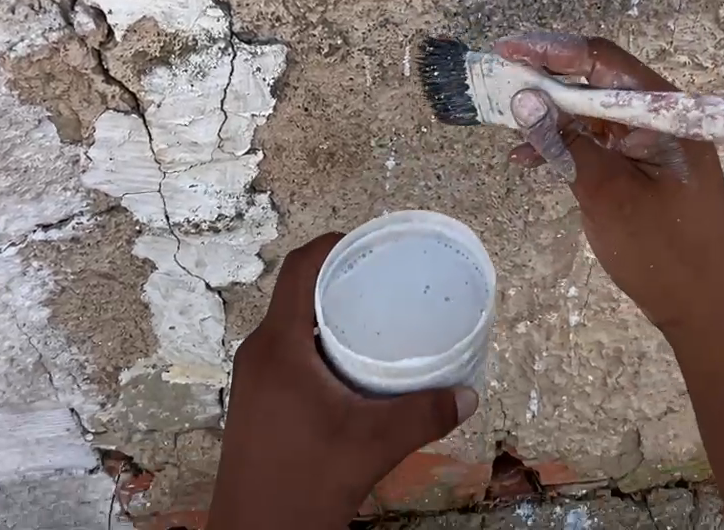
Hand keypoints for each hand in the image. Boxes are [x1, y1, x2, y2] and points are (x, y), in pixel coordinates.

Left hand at [208, 234, 479, 528]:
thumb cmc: (306, 482)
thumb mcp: (371, 444)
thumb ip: (423, 415)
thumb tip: (470, 394)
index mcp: (277, 345)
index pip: (298, 268)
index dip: (331, 244)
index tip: (369, 242)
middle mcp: (259, 351)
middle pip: (295, 291)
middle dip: (337, 276)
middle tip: (382, 277)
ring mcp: (253, 376)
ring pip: (290, 321)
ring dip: (326, 310)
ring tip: (371, 313)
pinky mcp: (256, 398)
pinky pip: (286, 347)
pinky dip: (316, 338)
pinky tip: (349, 360)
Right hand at [494, 32, 723, 334]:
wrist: (706, 311)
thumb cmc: (664, 251)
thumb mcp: (606, 192)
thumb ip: (564, 141)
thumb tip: (523, 98)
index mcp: (666, 110)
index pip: (602, 60)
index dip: (550, 50)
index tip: (507, 50)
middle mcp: (659, 115)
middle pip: (594, 79)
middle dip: (544, 78)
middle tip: (498, 79)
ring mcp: (649, 139)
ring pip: (590, 109)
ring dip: (549, 114)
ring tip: (504, 120)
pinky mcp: (639, 163)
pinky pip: (594, 139)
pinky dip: (563, 144)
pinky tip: (528, 158)